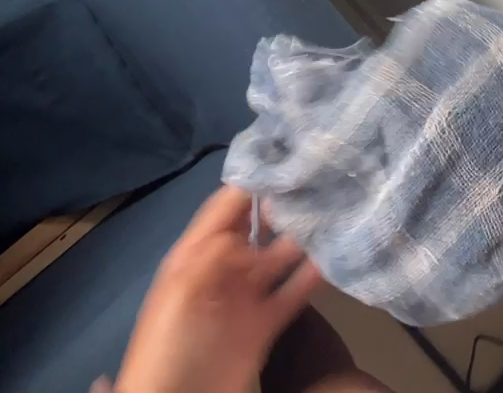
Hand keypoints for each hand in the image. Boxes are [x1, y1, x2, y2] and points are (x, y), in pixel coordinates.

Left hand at [115, 185, 324, 392]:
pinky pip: (293, 293)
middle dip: (285, 202)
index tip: (288, 157)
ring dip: (303, 236)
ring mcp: (247, 294)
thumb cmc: (167, 346)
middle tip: (320, 180)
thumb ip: (214, 255)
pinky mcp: (265, 324)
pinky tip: (335, 258)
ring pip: (280, 255)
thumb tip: (253, 232)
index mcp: (198, 251)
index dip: (254, 181)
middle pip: (259, 225)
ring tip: (335, 211)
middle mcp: (225, 265)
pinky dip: (313, 276)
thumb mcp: (180, 292)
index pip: (228, 205)